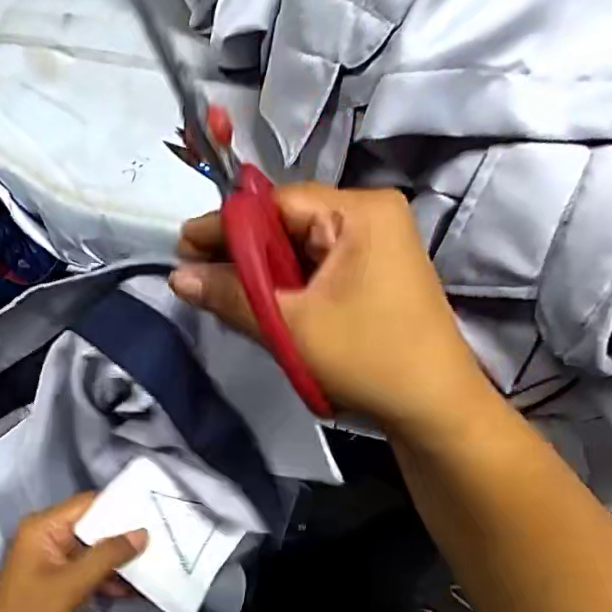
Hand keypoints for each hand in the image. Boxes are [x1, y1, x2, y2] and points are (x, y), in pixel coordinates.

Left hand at [0, 494, 145, 611]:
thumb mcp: (74, 584)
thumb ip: (108, 555)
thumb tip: (142, 533)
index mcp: (43, 527)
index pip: (88, 504)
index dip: (120, 506)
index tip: (154, 510)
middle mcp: (46, 537)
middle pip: (92, 526)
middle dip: (123, 535)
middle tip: (162, 538)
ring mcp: (51, 560)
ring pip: (93, 550)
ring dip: (119, 560)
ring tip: (156, 563)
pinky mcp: (57, 582)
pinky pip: (87, 570)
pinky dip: (107, 578)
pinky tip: (135, 589)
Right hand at [170, 183, 496, 437]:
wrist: (434, 409)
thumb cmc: (367, 359)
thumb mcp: (290, 327)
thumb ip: (230, 296)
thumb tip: (177, 277)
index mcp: (359, 212)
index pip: (275, 203)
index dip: (225, 226)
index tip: (182, 248)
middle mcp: (369, 217)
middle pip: (286, 223)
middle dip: (239, 251)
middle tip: (193, 274)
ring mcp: (374, 245)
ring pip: (297, 248)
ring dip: (259, 272)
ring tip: (217, 292)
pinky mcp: (371, 274)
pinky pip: (314, 268)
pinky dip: (283, 285)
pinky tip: (256, 303)